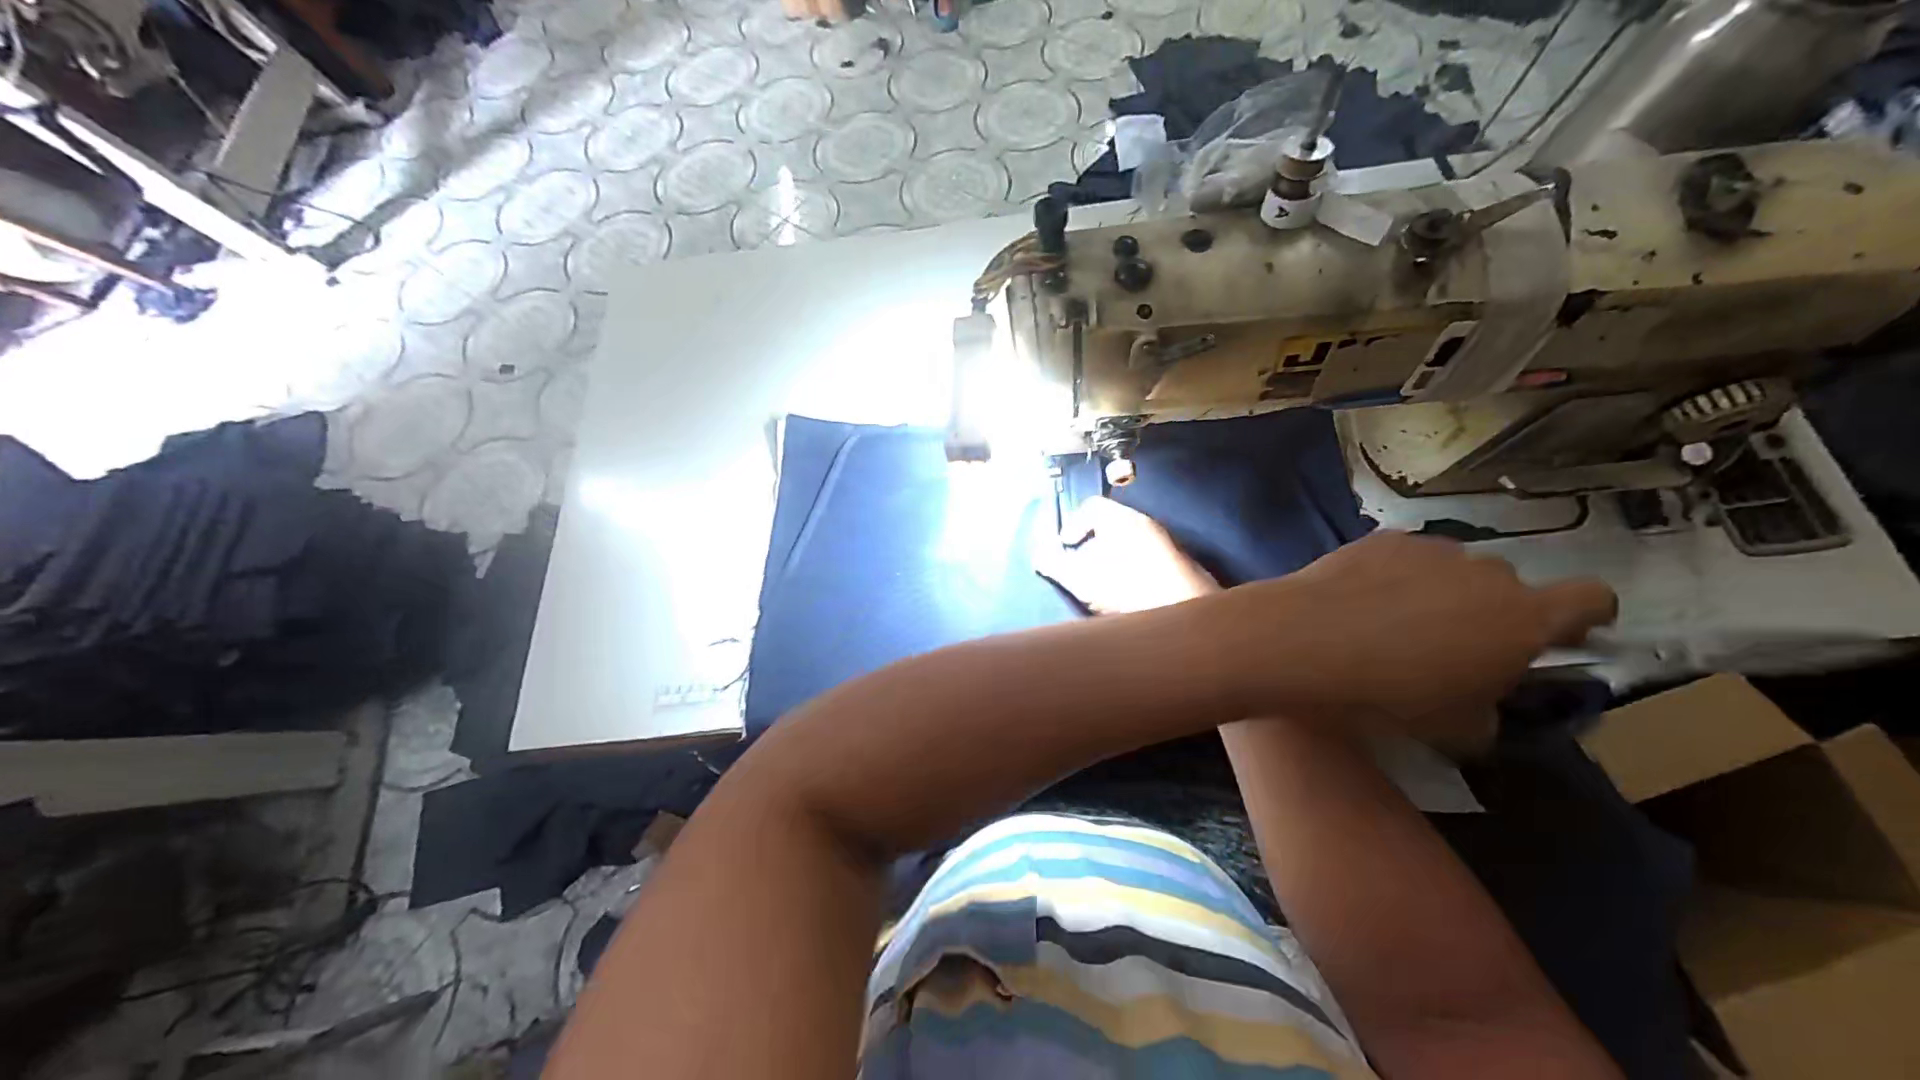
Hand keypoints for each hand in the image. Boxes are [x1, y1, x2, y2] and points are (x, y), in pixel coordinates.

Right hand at [1034, 496, 1219, 614]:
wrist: (1186, 615)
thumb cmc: (1128, 589)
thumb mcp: (1080, 579)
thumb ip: (1054, 564)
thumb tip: (1039, 555)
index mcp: (1122, 519)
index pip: (1091, 506)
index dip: (1072, 523)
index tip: (1065, 545)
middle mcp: (1148, 525)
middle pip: (1113, 525)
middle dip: (1094, 546)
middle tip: (1082, 569)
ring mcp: (1170, 545)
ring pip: (1134, 545)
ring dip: (1117, 561)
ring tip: (1107, 587)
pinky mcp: (1184, 568)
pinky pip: (1152, 562)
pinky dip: (1138, 573)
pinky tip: (1133, 597)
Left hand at [1202, 532, 1616, 739]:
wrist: (1303, 641)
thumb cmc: (1388, 694)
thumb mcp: (1455, 729)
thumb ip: (1489, 713)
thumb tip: (1484, 704)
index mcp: (1525, 618)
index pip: (1593, 599)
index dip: (1583, 617)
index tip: (1562, 635)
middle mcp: (1487, 572)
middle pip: (1509, 586)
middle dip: (1492, 611)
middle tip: (1452, 645)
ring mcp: (1431, 548)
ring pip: (1453, 570)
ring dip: (1439, 591)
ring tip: (1393, 625)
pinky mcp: (1380, 538)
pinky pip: (1403, 558)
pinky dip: (1393, 575)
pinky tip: (1359, 601)